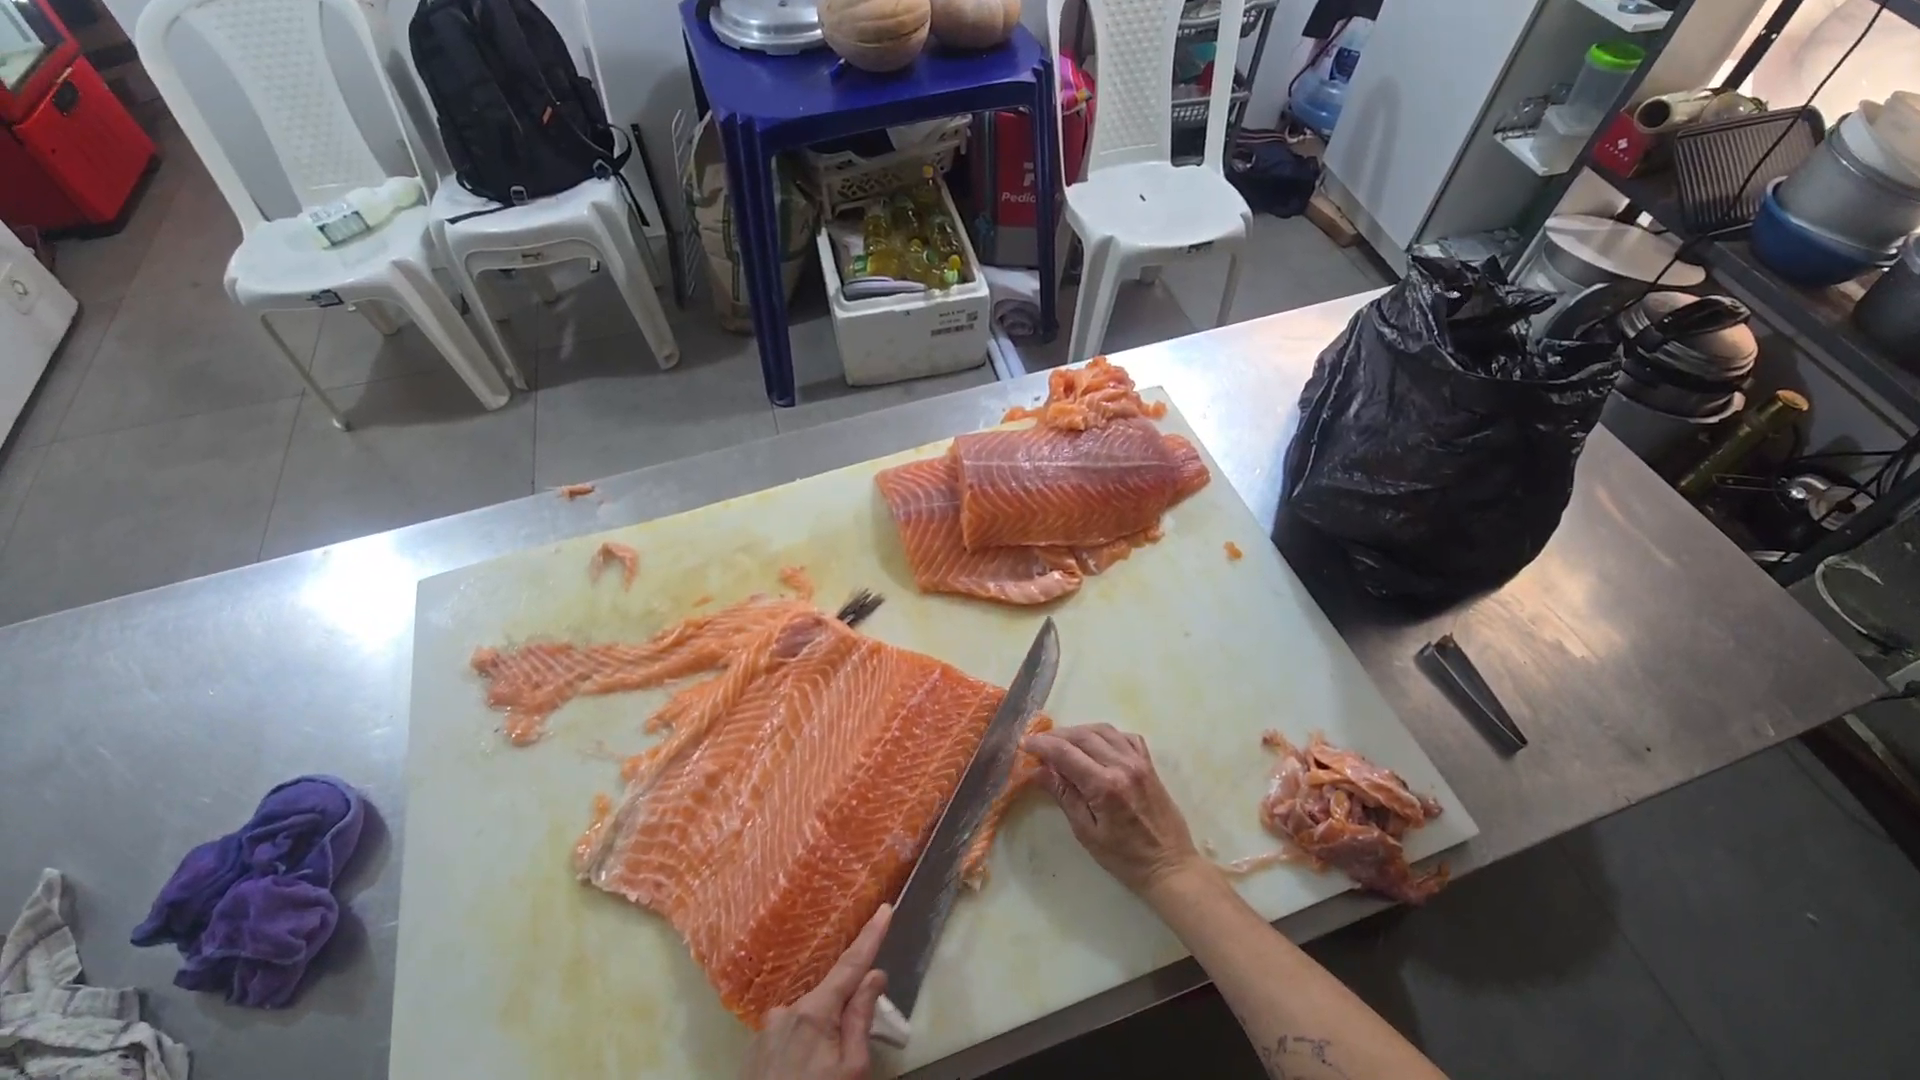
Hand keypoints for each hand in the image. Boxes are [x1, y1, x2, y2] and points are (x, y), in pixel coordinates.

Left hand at [740, 903, 891, 1079]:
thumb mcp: (852, 1070)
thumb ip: (861, 1019)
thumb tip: (873, 976)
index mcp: (813, 1012)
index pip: (850, 965)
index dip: (871, 936)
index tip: (884, 908)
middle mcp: (786, 1010)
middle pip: (829, 997)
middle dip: (847, 1012)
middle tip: (852, 1053)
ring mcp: (767, 1028)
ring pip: (810, 1019)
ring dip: (824, 1036)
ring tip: (824, 1073)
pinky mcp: (756, 1047)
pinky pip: (791, 1035)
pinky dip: (805, 1047)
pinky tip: (806, 1074)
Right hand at [1022, 725, 1202, 899]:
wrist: (1169, 865)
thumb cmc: (1124, 858)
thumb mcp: (1086, 832)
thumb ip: (1064, 796)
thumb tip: (1038, 771)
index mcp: (1105, 786)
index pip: (1065, 753)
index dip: (1041, 745)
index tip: (1025, 744)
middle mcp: (1123, 766)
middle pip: (1082, 735)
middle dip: (1056, 736)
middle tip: (1039, 743)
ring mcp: (1139, 762)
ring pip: (1103, 730)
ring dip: (1079, 731)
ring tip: (1062, 742)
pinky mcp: (1149, 765)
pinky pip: (1125, 737)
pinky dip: (1105, 735)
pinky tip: (1095, 745)